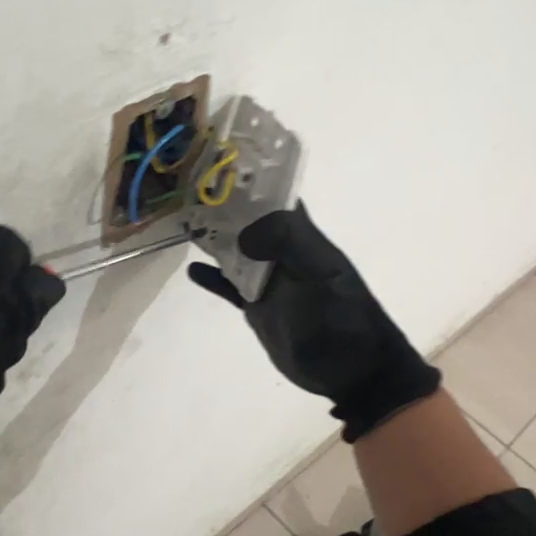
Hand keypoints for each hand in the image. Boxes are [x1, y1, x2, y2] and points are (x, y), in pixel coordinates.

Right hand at [189, 205, 438, 441]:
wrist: (352, 371)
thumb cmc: (342, 317)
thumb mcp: (319, 272)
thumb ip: (287, 242)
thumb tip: (242, 232)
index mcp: (303, 236)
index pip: (274, 197)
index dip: (250, 180)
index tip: (216, 164)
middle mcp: (283, 252)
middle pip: (248, 221)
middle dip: (222, 207)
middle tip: (187, 192)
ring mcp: (268, 280)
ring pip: (234, 250)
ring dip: (213, 238)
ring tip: (184, 223)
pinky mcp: (257, 307)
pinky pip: (229, 286)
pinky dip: (212, 278)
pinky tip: (193, 271)